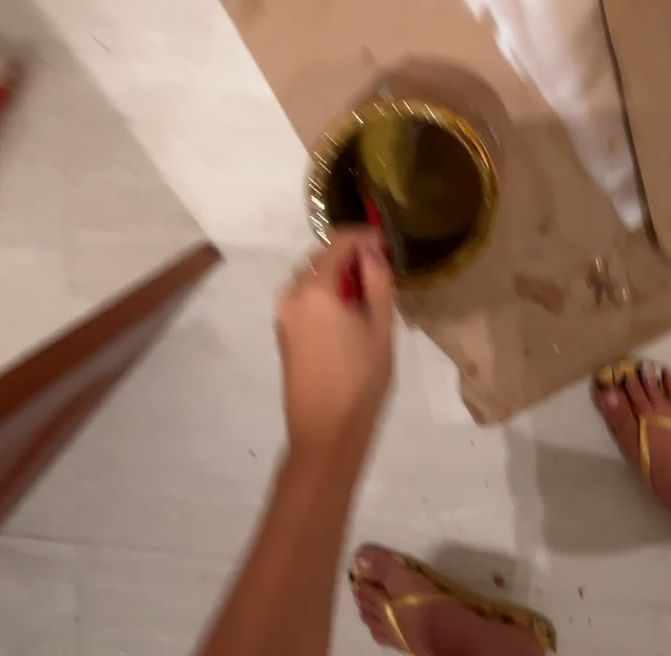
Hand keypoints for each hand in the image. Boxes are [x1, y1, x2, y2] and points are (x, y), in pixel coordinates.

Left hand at [275, 229, 397, 462]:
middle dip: (351, 255)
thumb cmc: (361, 380)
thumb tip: (372, 249)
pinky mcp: (283, 330)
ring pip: (312, 275)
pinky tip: (349, 313)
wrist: (325, 433)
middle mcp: (292, 294)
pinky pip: (305, 295)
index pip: (339, 241)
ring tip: (368, 294)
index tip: (387, 245)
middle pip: (322, 256)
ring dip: (338, 274)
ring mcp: (284, 313)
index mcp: (316, 289)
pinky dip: (326, 292)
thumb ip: (377, 281)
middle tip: (382, 271)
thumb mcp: (381, 327)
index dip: (365, 236)